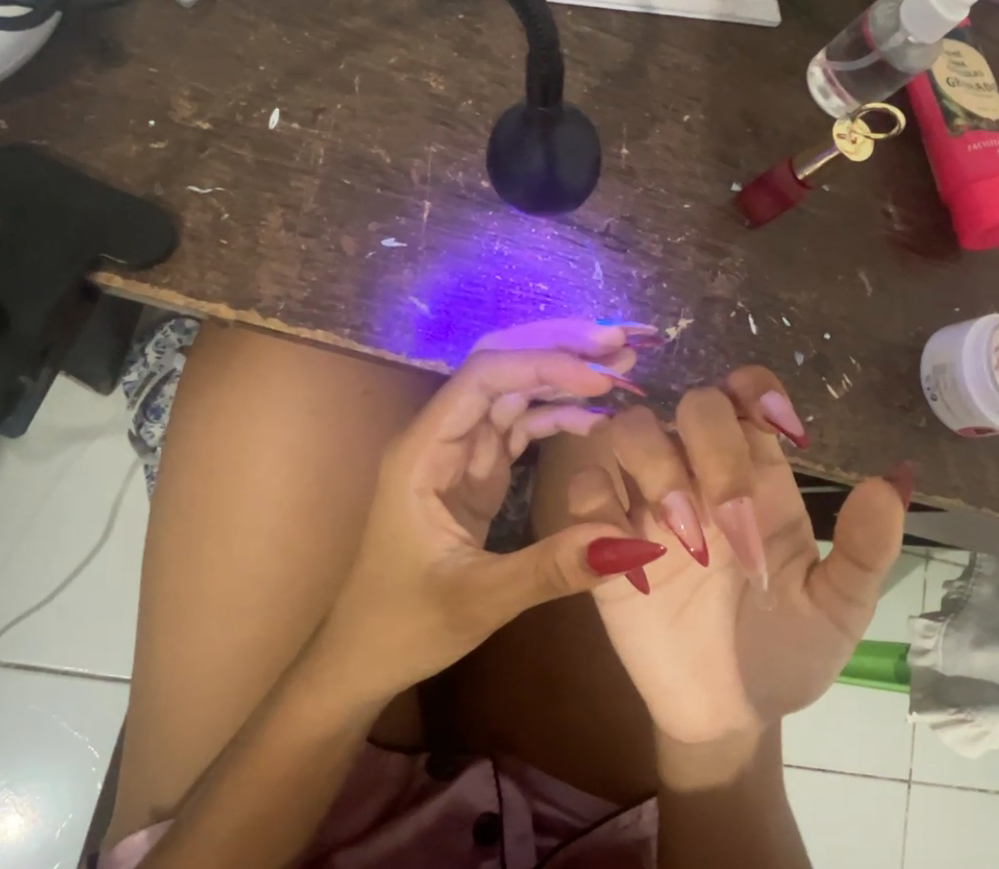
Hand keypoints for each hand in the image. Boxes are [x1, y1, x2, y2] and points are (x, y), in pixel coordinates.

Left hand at [305, 320, 670, 702]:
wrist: (366, 656)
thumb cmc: (405, 625)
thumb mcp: (480, 601)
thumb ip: (552, 569)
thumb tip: (632, 544)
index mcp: (421, 453)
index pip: (483, 378)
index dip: (542, 365)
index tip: (600, 377)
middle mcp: (438, 439)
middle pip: (498, 367)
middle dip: (557, 348)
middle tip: (619, 342)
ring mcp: (457, 454)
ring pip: (512, 392)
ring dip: (563, 376)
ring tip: (621, 368)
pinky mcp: (475, 473)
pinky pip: (518, 428)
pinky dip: (556, 415)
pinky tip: (595, 416)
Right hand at [567, 369, 910, 744]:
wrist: (727, 713)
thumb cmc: (786, 653)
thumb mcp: (838, 610)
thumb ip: (865, 550)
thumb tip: (889, 481)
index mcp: (762, 479)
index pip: (748, 395)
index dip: (754, 390)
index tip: (772, 428)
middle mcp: (703, 476)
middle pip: (693, 404)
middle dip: (711, 447)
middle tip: (729, 520)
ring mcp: (650, 504)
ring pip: (631, 429)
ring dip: (653, 467)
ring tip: (680, 540)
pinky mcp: (605, 541)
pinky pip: (584, 486)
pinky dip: (595, 501)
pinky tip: (624, 549)